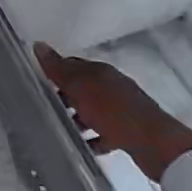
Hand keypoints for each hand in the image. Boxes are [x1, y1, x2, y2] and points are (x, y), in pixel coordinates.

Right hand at [34, 43, 191, 181]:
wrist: (156, 145)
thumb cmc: (114, 112)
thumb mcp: (81, 88)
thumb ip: (58, 69)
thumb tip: (38, 45)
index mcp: (100, 72)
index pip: (71, 64)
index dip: (53, 71)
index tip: (35, 82)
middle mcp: (111, 86)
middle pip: (81, 87)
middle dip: (62, 95)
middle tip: (43, 106)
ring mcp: (121, 110)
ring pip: (91, 110)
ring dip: (76, 117)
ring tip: (58, 128)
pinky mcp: (127, 131)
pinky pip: (102, 132)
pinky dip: (91, 138)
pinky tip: (80, 146)